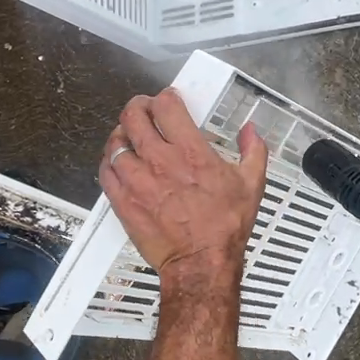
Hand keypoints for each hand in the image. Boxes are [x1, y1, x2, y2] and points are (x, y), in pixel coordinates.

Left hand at [99, 90, 268, 284]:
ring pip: (115, 141)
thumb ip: (253, 150)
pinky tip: (118, 161)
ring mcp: (137, 181)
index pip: (166, 107)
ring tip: (129, 134)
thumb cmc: (227, 224)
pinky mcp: (123, 201)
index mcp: (192, 152)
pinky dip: (110, 160)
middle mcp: (160, 161)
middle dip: (138, 106)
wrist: (201, 262)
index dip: (165, 97)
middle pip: (134, 117)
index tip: (169, 100)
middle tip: (144, 109)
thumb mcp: (252, 183)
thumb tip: (251, 130)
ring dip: (122, 132)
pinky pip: (105, 170)